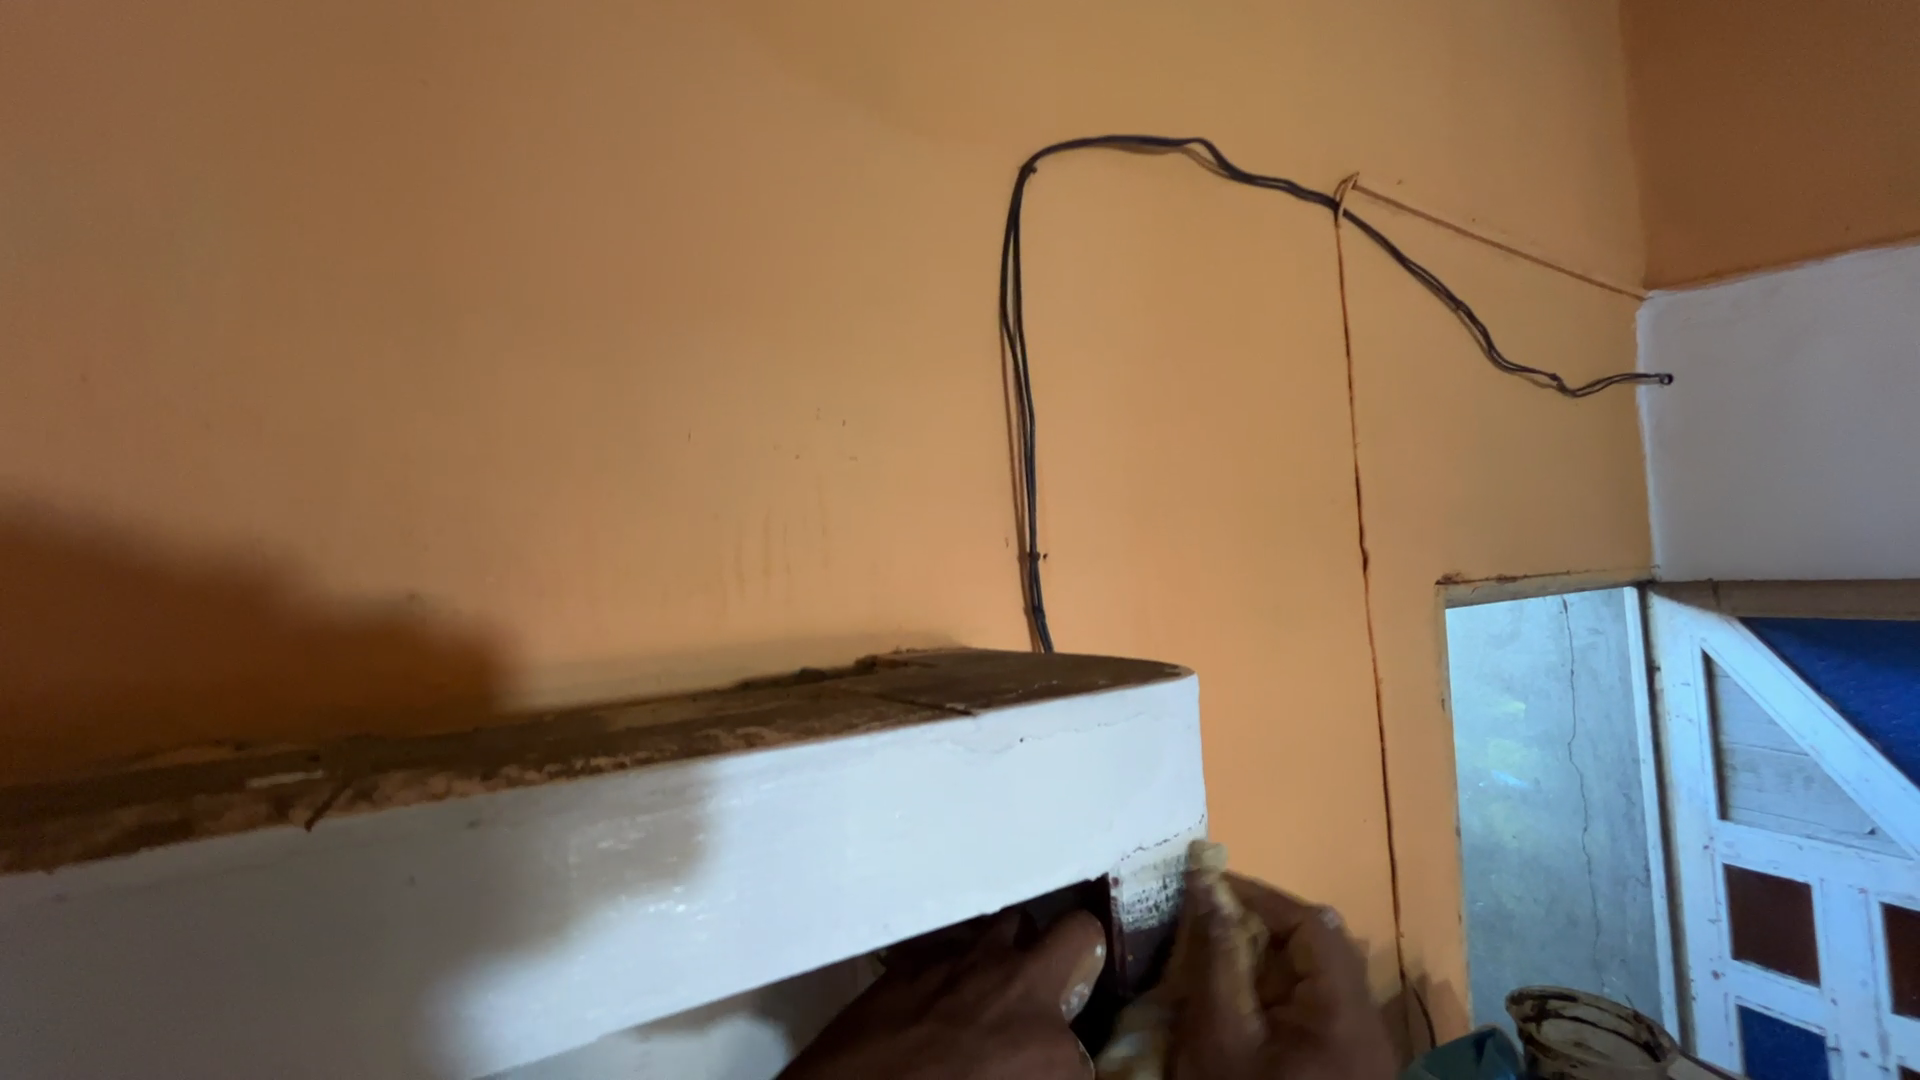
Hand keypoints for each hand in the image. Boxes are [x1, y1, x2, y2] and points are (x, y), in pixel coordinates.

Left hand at [779, 908, 1107, 1079]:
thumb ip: (1040, 1065)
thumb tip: (1037, 1054)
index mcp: (1050, 1050)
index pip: (1087, 1051)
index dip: (1070, 1060)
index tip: (1057, 1065)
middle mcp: (1018, 988)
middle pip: (1077, 932)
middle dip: (1078, 950)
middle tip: (1059, 981)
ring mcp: (964, 962)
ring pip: (1012, 923)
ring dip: (1013, 949)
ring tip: (999, 979)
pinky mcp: (915, 958)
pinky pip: (956, 943)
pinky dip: (960, 961)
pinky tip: (944, 989)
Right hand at [1171, 875, 1394, 1079]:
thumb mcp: (1222, 1034)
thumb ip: (1218, 955)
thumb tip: (1208, 883)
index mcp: (1345, 1013)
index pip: (1313, 925)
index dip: (1261, 896)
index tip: (1210, 883)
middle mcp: (1366, 1021)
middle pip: (1318, 944)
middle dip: (1261, 921)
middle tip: (1210, 915)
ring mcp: (1361, 1043)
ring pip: (1315, 969)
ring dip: (1265, 950)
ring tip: (1218, 947)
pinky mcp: (1348, 1058)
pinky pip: (1314, 998)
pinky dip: (1274, 983)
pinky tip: (1240, 991)